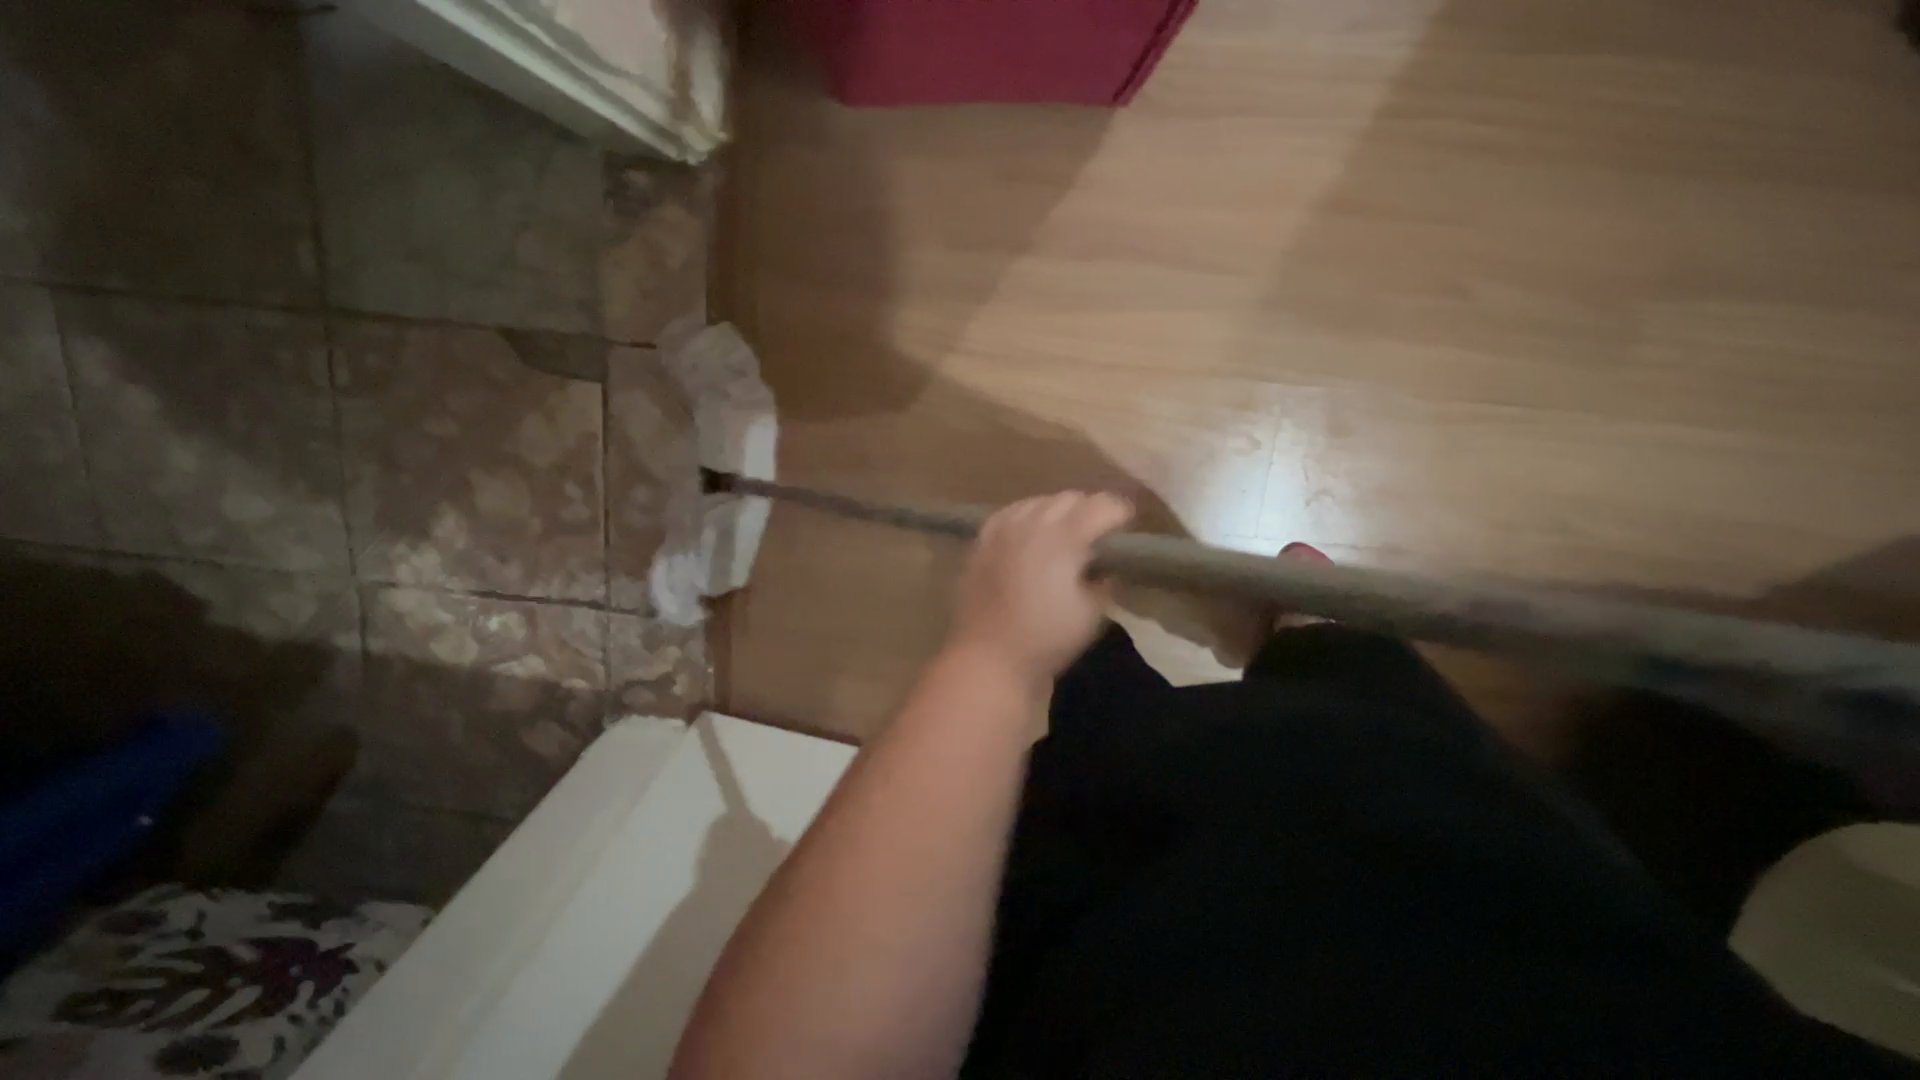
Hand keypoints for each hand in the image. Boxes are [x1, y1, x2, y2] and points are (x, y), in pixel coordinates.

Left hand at [947, 491, 1133, 683]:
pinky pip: (1009, 514)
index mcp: (1063, 538)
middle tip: (1099, 536)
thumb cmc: (1046, 640)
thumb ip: (1106, 582)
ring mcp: (1002, 530)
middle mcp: (1031, 524)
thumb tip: (1109, 568)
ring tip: (1065, 534)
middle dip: (1090, 510)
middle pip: (1070, 498)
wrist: (989, 658)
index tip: (1128, 531)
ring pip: (1038, 502)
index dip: (1121, 514)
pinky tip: (1029, 534)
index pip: (1102, 506)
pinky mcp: (981, 542)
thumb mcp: (1092, 615)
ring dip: (1057, 512)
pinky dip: (1025, 518)